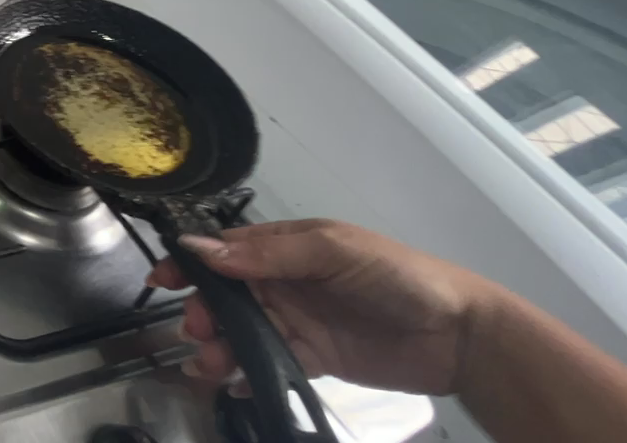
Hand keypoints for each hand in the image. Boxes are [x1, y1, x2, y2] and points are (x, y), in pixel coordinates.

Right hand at [145, 218, 502, 395]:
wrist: (465, 337)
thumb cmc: (394, 275)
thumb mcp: (330, 251)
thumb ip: (266, 254)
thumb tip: (198, 250)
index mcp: (280, 246)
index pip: (221, 250)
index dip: (189, 263)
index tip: (161, 280)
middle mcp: (280, 280)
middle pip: (226, 293)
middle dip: (203, 310)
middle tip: (195, 330)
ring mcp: (296, 319)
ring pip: (242, 329)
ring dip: (219, 344)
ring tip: (207, 363)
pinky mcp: (313, 355)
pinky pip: (270, 360)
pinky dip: (246, 370)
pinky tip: (231, 380)